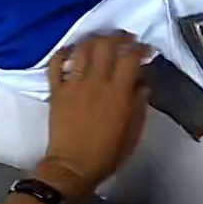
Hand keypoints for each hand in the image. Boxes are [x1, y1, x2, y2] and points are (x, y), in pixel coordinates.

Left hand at [35, 32, 148, 203]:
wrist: (72, 167)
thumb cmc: (107, 154)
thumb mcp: (132, 133)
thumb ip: (139, 105)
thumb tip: (142, 85)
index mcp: (118, 93)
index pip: (130, 58)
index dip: (140, 48)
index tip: (146, 50)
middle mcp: (95, 82)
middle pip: (105, 45)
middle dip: (117, 37)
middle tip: (125, 39)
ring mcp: (73, 84)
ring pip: (82, 49)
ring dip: (93, 39)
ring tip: (101, 41)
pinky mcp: (56, 89)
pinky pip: (56, 63)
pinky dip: (63, 52)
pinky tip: (71, 50)